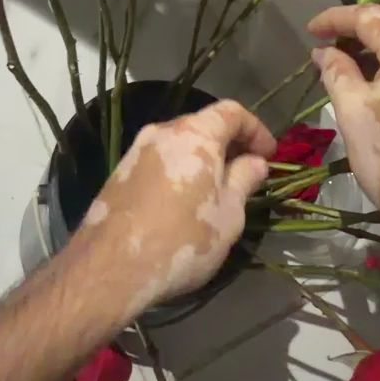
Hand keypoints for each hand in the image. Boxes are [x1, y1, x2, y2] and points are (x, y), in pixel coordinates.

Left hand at [73, 100, 274, 314]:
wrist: (109, 268)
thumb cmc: (182, 240)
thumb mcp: (228, 215)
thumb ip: (244, 181)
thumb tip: (254, 162)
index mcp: (195, 134)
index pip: (232, 112)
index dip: (256, 130)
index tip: (269, 156)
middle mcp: (163, 131)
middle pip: (203, 124)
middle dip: (229, 144)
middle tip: (246, 173)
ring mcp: (137, 150)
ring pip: (179, 143)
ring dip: (203, 159)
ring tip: (217, 191)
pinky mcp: (120, 173)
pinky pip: (161, 161)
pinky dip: (180, 170)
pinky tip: (184, 202)